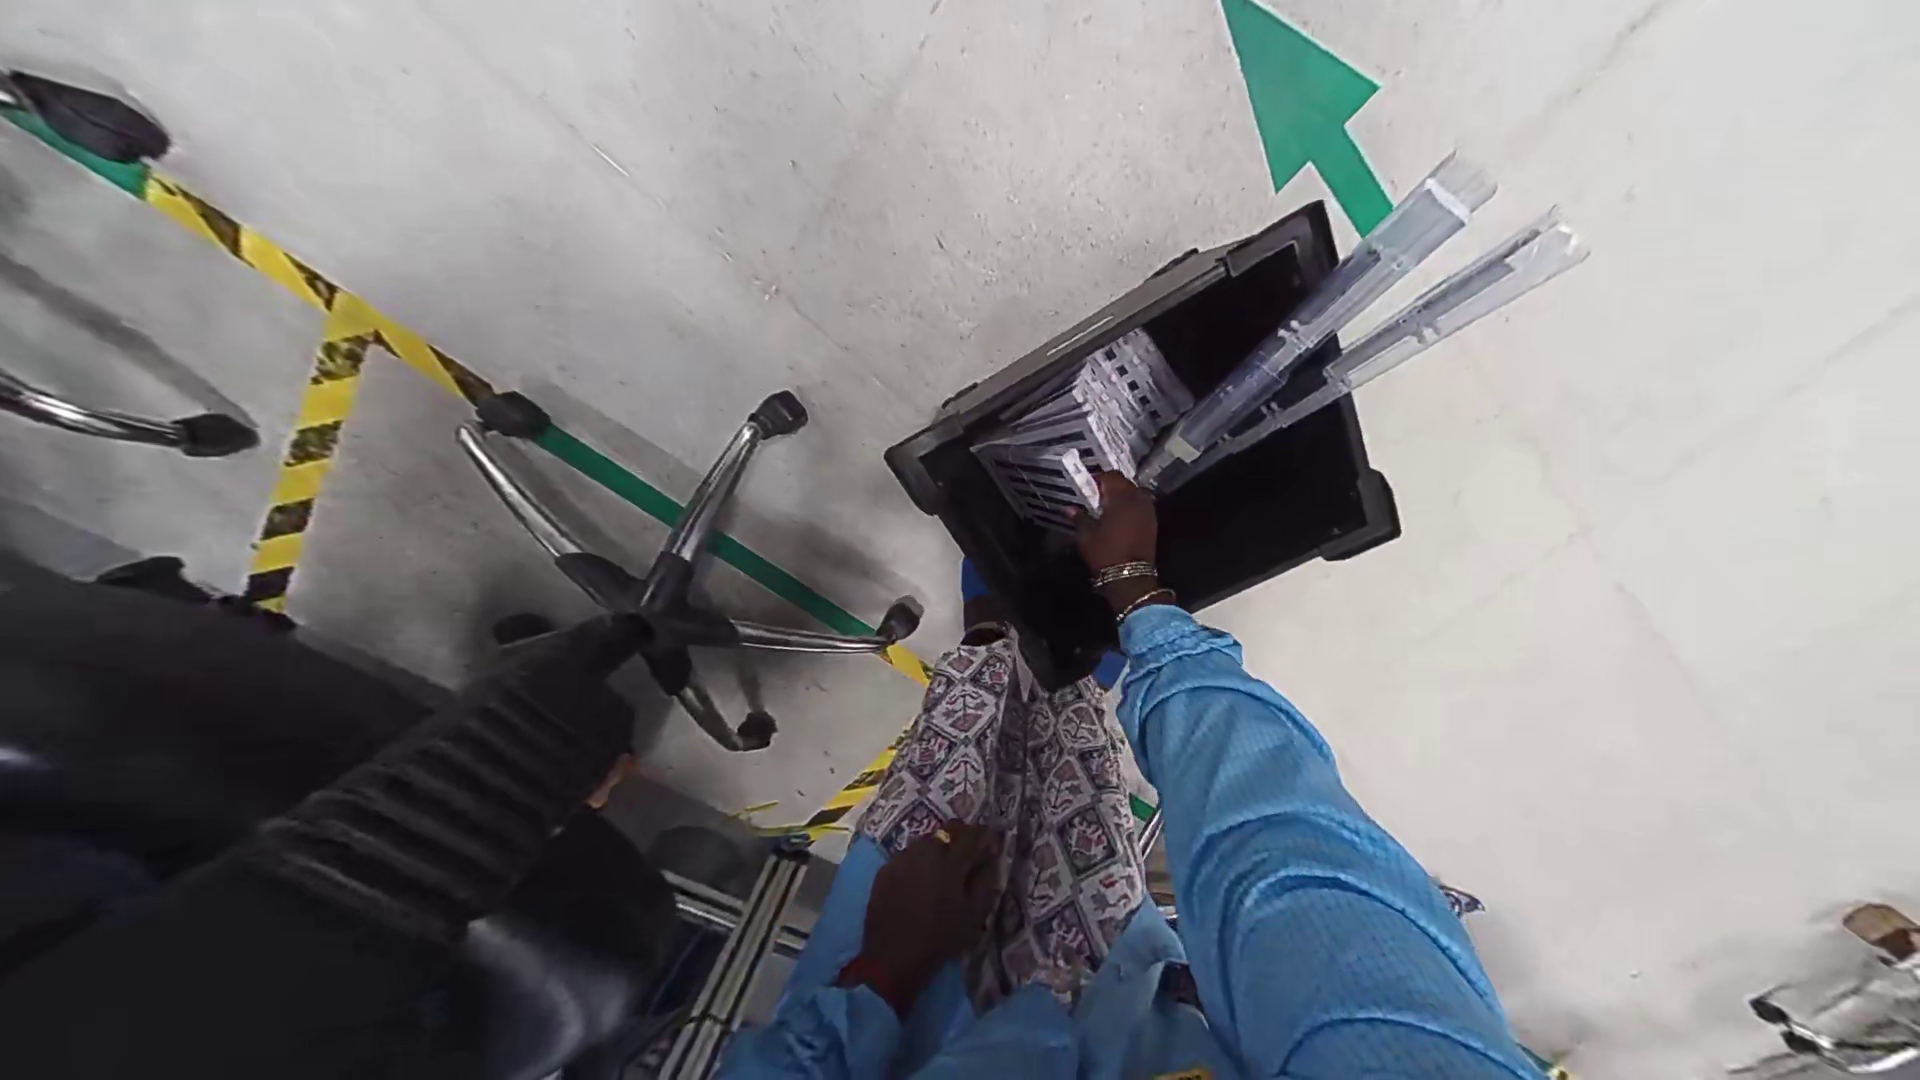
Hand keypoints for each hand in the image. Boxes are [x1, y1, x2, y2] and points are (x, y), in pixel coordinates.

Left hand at [837, 821, 1001, 1013]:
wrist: (891, 959)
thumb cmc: (939, 940)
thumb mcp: (973, 916)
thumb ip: (985, 882)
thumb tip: (990, 860)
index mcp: (951, 862)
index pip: (973, 834)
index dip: (986, 837)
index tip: (992, 848)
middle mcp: (926, 851)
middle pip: (949, 829)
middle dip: (964, 836)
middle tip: (969, 855)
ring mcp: (903, 856)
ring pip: (928, 839)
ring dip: (940, 847)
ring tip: (943, 867)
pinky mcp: (887, 867)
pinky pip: (908, 854)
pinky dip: (919, 860)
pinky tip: (920, 879)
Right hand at [1073, 473, 1173, 616]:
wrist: (1130, 577)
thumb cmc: (1105, 554)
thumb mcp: (1086, 536)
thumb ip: (1079, 517)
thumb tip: (1067, 508)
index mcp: (1120, 499)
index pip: (1111, 476)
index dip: (1099, 478)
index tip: (1088, 487)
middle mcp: (1138, 500)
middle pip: (1125, 483)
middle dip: (1111, 486)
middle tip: (1096, 497)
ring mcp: (1148, 511)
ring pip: (1135, 492)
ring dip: (1122, 495)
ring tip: (1108, 507)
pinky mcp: (1153, 521)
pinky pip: (1141, 505)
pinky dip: (1131, 505)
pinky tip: (1120, 517)